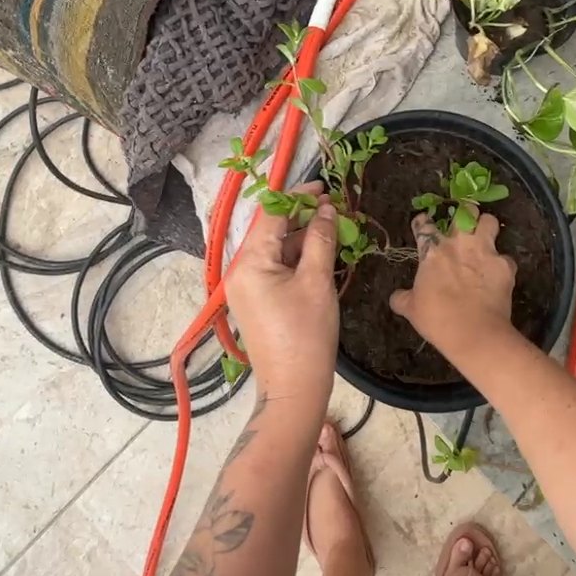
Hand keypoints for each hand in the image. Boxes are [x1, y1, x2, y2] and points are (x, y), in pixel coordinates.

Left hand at [224, 182, 339, 407]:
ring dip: (303, 236)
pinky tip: (322, 251)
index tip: (324, 186)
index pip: (272, 215)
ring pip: (276, 248)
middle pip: (272, 230)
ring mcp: (247, 286)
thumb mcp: (317, 281)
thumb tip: (327, 209)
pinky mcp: (257, 299)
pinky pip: (276, 266)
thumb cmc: (307, 334)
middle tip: (334, 207)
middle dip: (303, 215)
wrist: (294, 389)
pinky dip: (298, 256)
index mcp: (250, 263)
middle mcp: (241, 270)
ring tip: (334, 227)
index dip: (298, 196)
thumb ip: (321, 239)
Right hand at [389, 212, 516, 361]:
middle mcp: (459, 243)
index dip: (422, 222)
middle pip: (464, 210)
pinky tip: (498, 275)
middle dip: (464, 213)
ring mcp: (485, 251)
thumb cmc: (438, 319)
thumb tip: (395, 297)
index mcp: (432, 250)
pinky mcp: (505, 265)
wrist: (475, 333)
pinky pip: (505, 258)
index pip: (423, 223)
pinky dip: (501, 264)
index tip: (423, 225)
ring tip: (484, 237)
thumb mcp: (412, 310)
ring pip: (489, 221)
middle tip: (462, 224)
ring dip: (486, 227)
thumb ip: (402, 298)